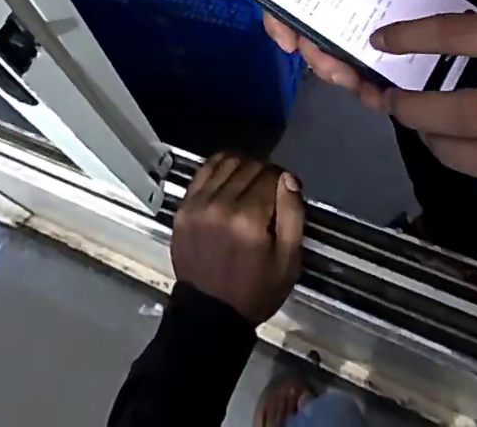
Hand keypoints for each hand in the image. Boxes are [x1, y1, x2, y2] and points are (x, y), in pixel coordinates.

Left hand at [172, 153, 306, 323]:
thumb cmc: (255, 290)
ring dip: (243, 166)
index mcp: (250, 220)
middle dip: (264, 172)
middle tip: (269, 187)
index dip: (283, 178)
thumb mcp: (288, 262)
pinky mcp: (184, 206)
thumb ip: (293, 215)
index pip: (271, 176)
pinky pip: (204, 171)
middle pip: (249, 166)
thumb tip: (288, 178)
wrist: (209, 313)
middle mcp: (222, 204)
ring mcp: (199, 204)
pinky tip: (229, 176)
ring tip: (249, 180)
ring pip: (227, 162)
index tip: (286, 188)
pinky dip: (220, 166)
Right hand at [262, 0, 453, 108]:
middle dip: (318, 59)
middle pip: (306, 36)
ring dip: (338, 73)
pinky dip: (361, 81)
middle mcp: (321, 2)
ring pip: (329, 55)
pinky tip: (372, 92)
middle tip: (337, 72)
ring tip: (358, 85)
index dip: (279, 23)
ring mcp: (343, 23)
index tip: (290, 43)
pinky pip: (357, 65)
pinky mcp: (369, 40)